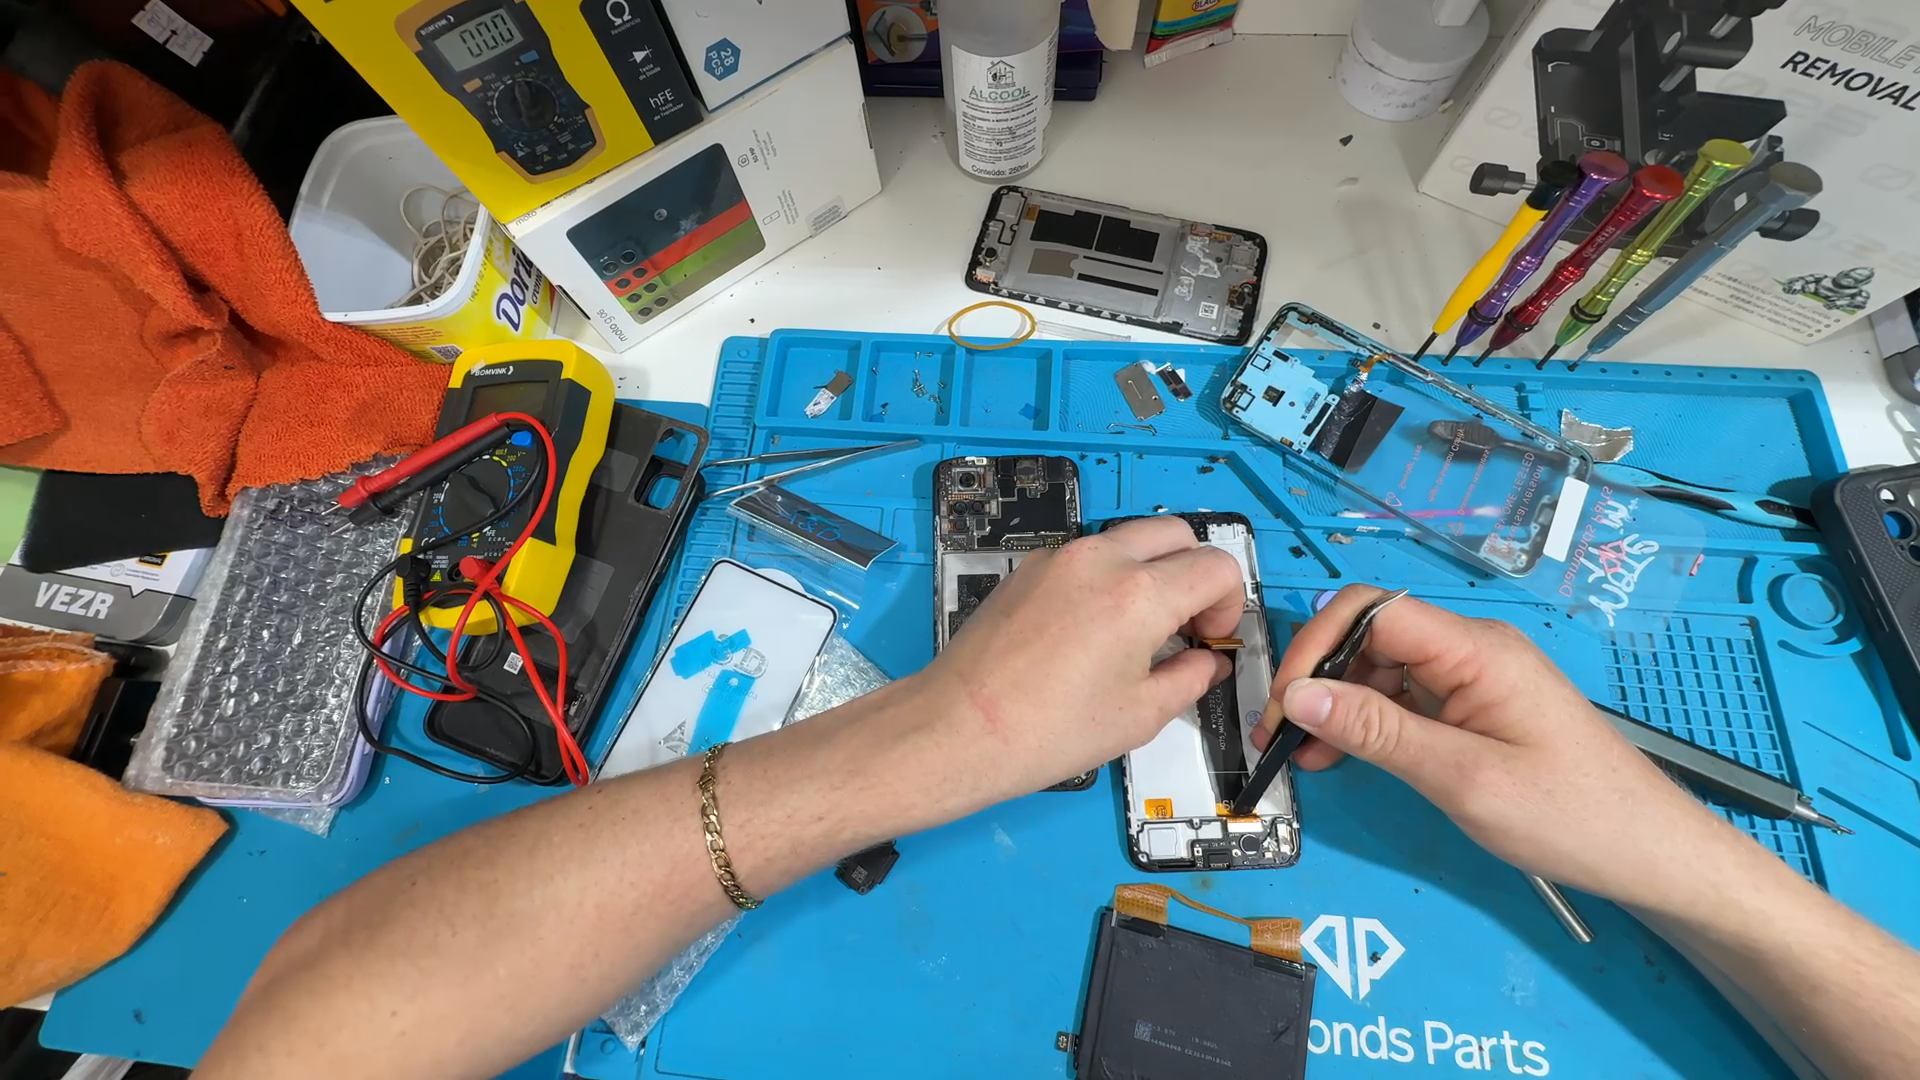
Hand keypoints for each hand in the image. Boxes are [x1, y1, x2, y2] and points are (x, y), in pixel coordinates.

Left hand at [910, 517, 1244, 803]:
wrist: (961, 724)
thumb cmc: (1054, 730)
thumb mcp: (1140, 715)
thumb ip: (1190, 677)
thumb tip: (1209, 659)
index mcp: (1139, 593)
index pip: (1216, 566)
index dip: (1227, 604)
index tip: (1208, 640)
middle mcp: (1101, 557)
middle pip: (1176, 533)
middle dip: (1194, 572)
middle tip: (1181, 625)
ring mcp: (1059, 555)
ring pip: (1128, 537)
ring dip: (1150, 568)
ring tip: (1135, 627)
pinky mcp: (1028, 566)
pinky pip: (1086, 553)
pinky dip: (1107, 573)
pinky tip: (1088, 625)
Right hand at [1254, 585, 1745, 910]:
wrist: (1658, 862)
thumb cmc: (1571, 818)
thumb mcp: (1464, 779)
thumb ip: (1376, 732)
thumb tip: (1295, 695)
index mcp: (1474, 649)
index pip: (1370, 611)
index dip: (1315, 645)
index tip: (1284, 701)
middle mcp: (1466, 649)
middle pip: (1366, 637)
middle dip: (1315, 679)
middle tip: (1278, 733)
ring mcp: (1466, 677)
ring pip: (1373, 669)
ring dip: (1331, 706)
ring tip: (1297, 752)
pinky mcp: (1464, 704)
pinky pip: (1394, 698)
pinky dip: (1358, 723)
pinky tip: (1334, 755)